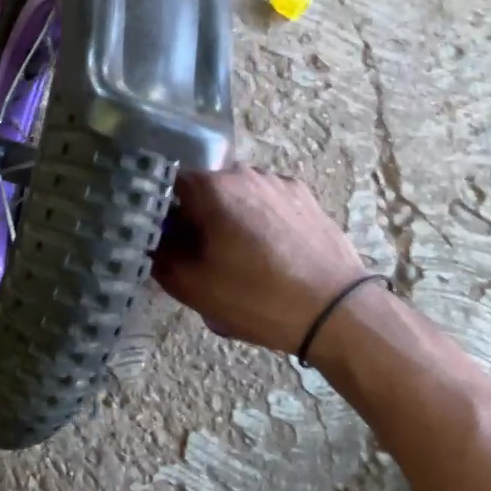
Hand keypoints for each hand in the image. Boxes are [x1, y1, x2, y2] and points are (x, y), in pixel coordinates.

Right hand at [152, 165, 370, 353]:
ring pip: (237, 194)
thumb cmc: (257, 296)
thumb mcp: (189, 285)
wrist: (341, 316)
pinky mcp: (308, 201)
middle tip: (196, 249)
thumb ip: (157, 256)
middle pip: (202, 188)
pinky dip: (260, 219)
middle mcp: (243, 174)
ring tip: (236, 253)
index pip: (165, 181)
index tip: (159, 232)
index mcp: (210, 186)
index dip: (157, 206)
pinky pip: (267, 203)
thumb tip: (149, 241)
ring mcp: (280, 185)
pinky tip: (267, 251)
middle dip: (195, 213)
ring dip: (229, 216)